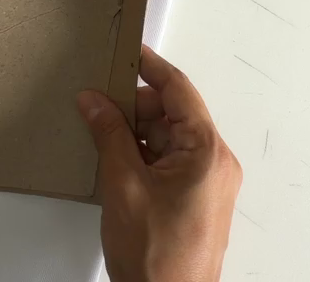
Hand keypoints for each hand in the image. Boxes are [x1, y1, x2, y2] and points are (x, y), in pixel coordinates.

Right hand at [77, 47, 241, 281]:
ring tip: (102, 135)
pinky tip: (116, 160)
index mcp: (208, 152)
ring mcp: (208, 184)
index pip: (178, 90)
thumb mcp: (123, 185)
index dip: (151, 67)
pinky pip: (169, 161)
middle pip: (172, 114)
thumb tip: (93, 99)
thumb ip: (109, 133)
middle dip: (135, 107)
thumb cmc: (154, 258)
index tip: (128, 51)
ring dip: (136, 133)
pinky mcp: (197, 201)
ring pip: (168, 138)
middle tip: (99, 104)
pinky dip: (143, 155)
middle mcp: (216, 163)